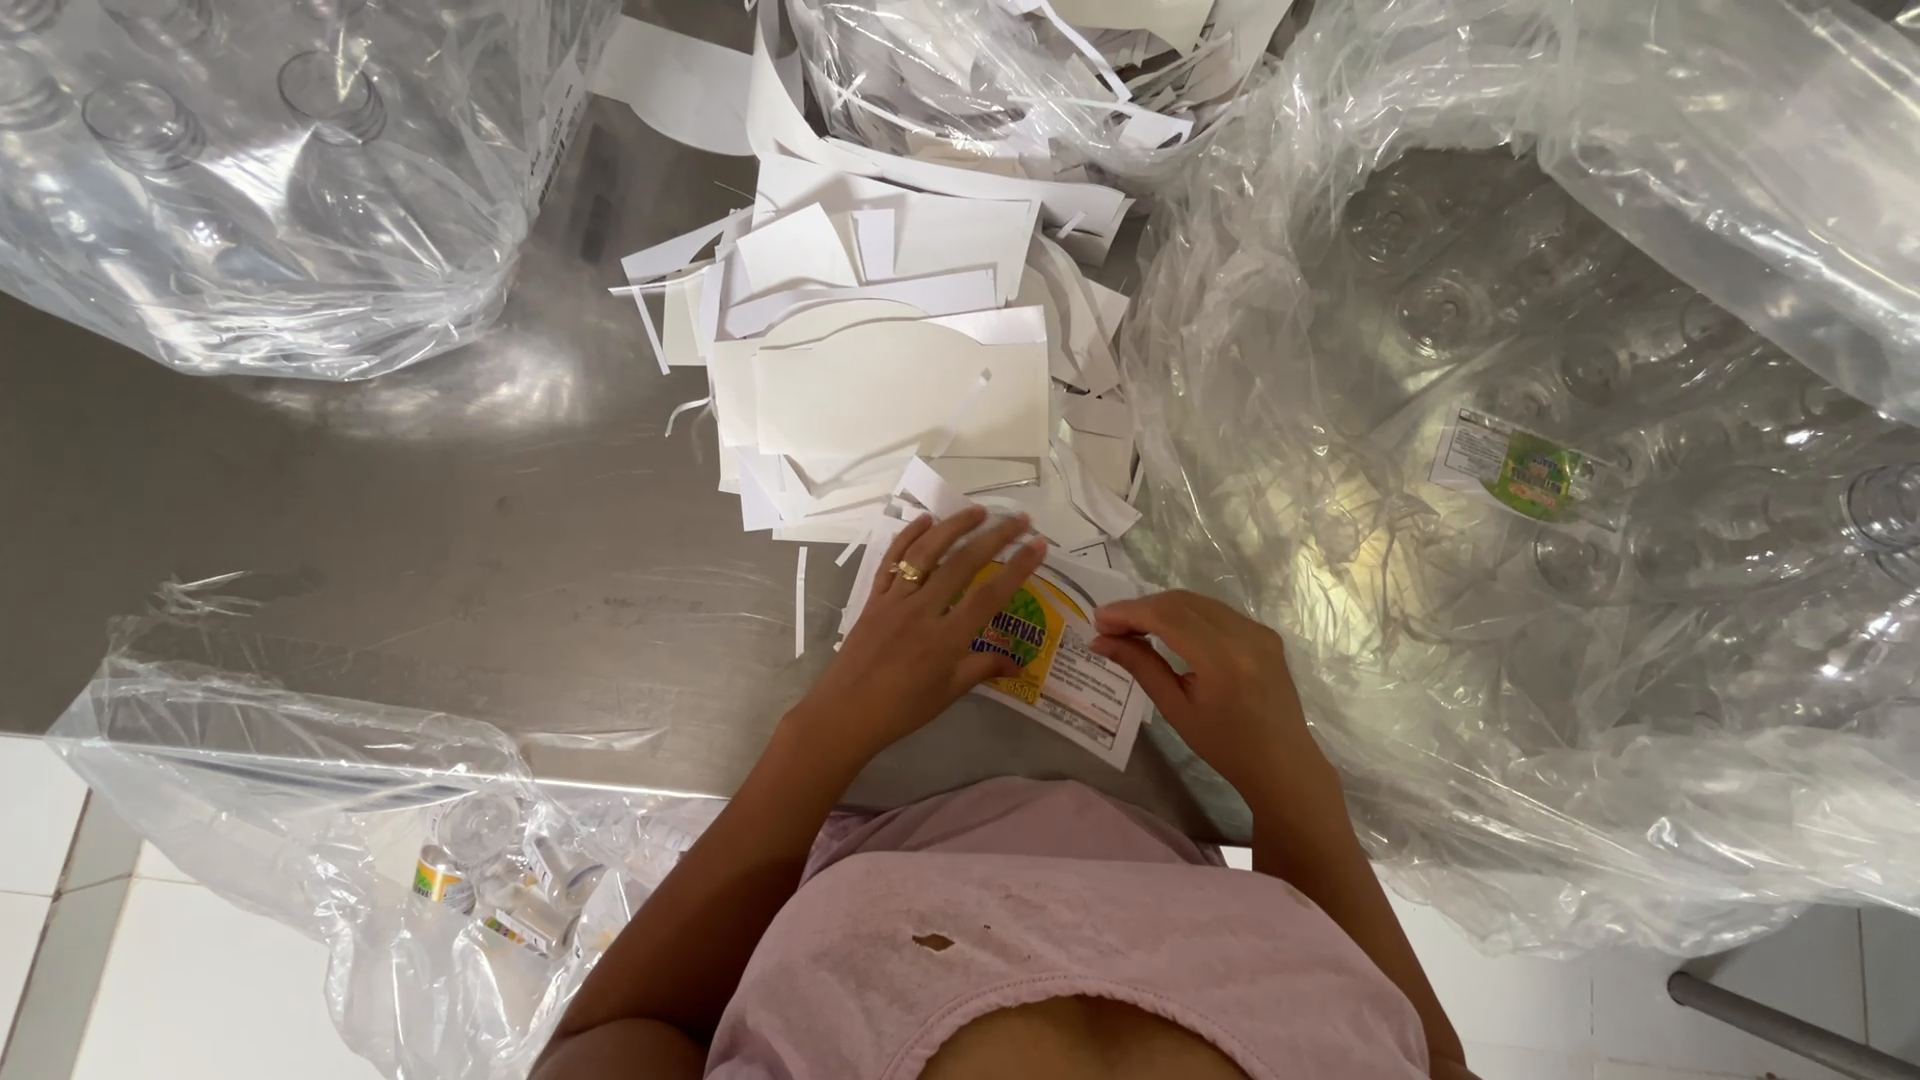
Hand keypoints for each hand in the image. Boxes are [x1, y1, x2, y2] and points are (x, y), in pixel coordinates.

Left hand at [786, 507, 1048, 765]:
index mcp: (946, 639)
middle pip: (963, 564)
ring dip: (954, 527)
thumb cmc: (902, 710)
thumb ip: (982, 668)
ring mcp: (895, 601)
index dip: (1017, 568)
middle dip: (994, 537)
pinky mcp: (874, 599)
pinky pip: (892, 561)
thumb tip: (1018, 663)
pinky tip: (925, 520)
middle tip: (1019, 520)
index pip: (990, 596)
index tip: (1039, 545)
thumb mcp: (948, 693)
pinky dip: (908, 537)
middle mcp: (922, 611)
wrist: (844, 714)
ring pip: (926, 553)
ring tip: (977, 511)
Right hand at [1090, 590, 1335, 800]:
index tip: (1098, 619)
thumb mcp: (1176, 709)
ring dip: (1160, 608)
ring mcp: (1258, 630)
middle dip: (1141, 608)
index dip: (1129, 612)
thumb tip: (1101, 640)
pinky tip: (1165, 629)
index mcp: (1223, 660)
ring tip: (1131, 627)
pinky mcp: (1263, 632)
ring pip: (1197, 601)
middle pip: (1181, 602)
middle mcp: (1245, 635)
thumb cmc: (1225, 747)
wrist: (1283, 765)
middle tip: (1109, 625)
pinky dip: (1184, 613)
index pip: (1168, 617)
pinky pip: (1215, 611)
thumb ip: (1141, 666)